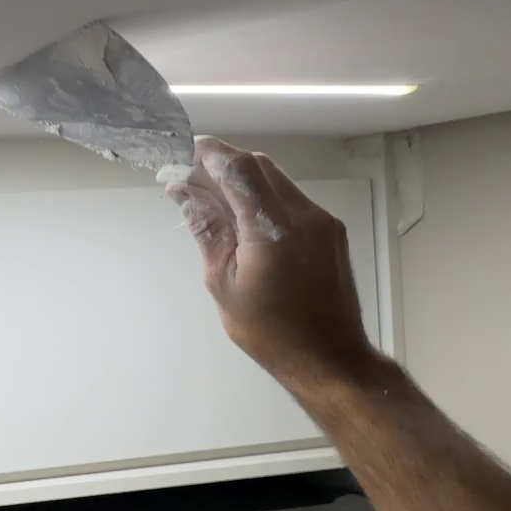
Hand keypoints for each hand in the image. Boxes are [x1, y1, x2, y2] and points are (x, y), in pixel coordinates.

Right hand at [163, 136, 375, 384]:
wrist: (329, 358)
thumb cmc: (269, 329)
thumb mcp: (222, 280)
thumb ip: (206, 229)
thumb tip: (183, 192)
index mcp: (274, 229)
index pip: (239, 170)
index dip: (208, 153)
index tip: (180, 151)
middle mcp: (305, 215)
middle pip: (259, 166)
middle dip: (220, 163)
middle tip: (185, 178)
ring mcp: (322, 221)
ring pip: (274, 179)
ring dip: (239, 179)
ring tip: (205, 198)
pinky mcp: (328, 231)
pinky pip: (287, 198)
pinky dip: (258, 195)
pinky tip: (235, 216)